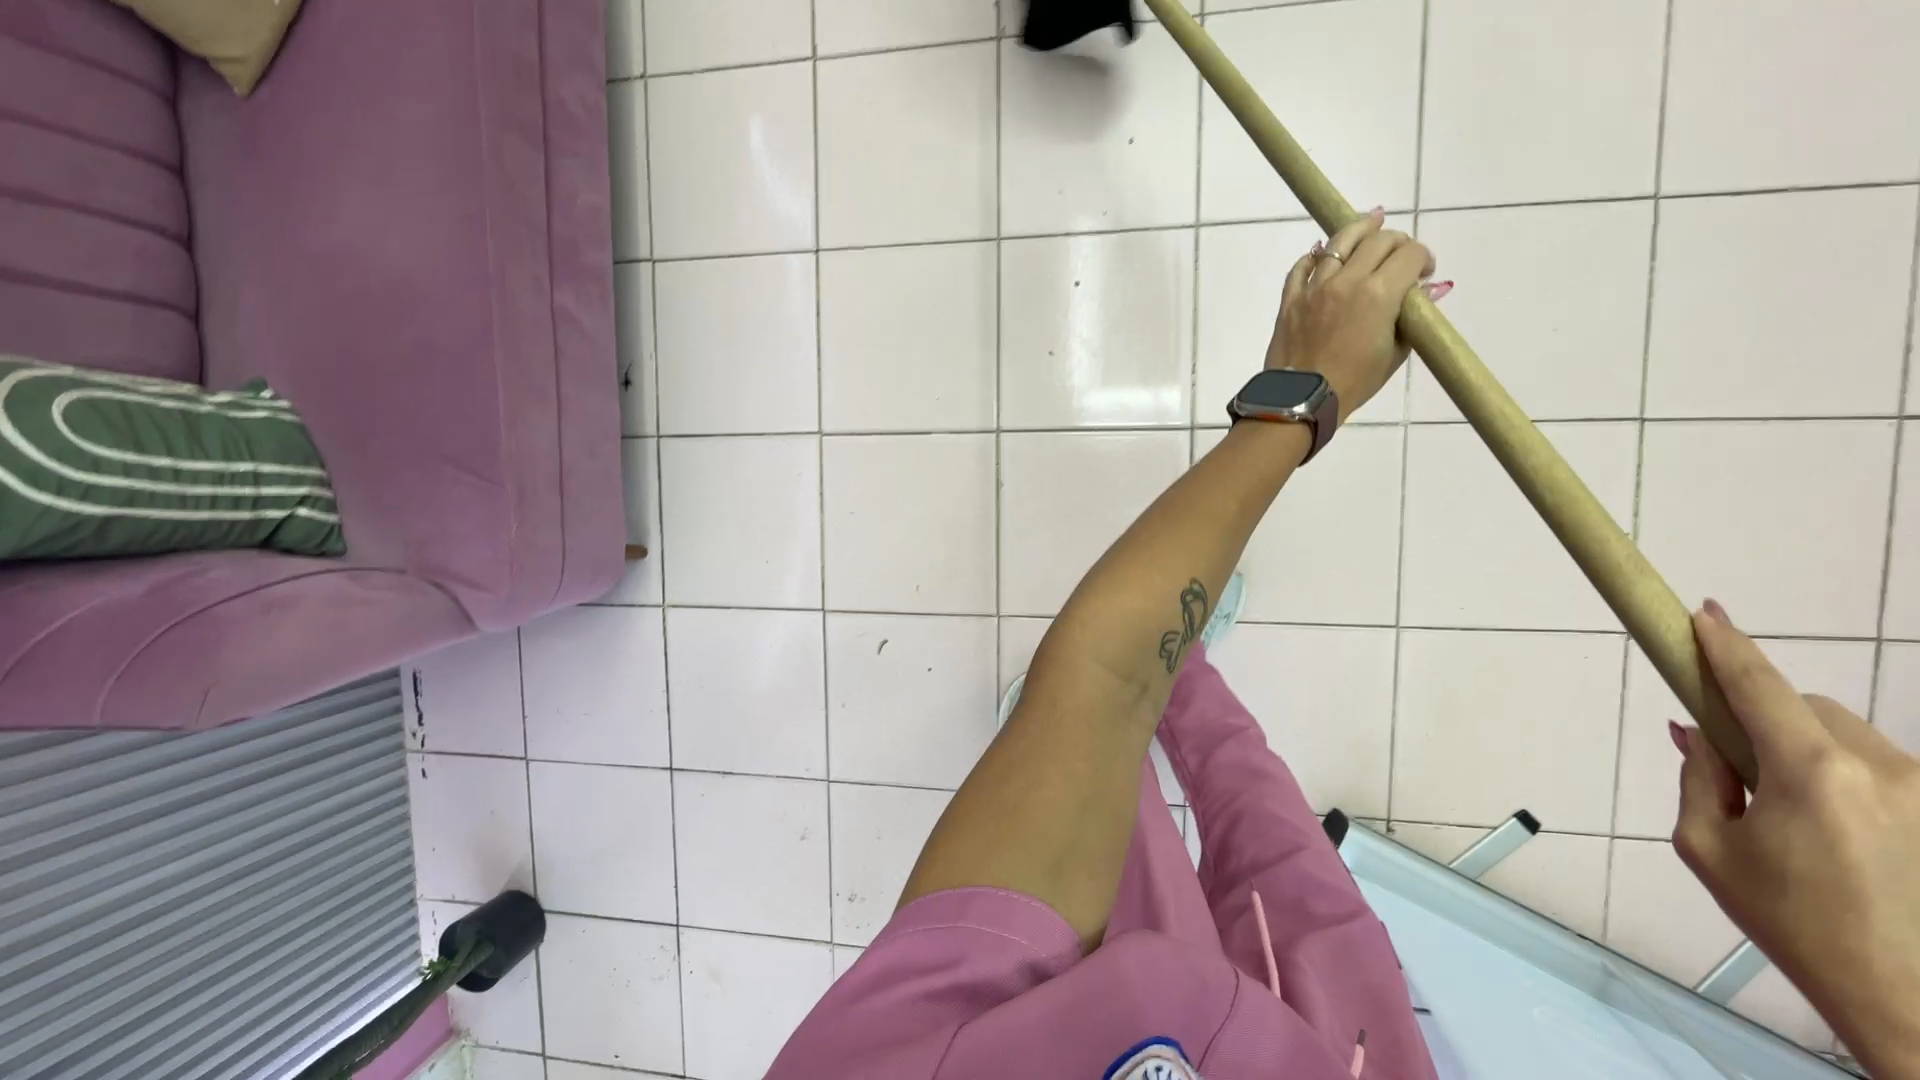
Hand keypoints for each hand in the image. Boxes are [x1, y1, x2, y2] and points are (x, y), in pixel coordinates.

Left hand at [1263, 208, 1443, 422]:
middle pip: (1378, 240)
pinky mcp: (1290, 298)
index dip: (1424, 258)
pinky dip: (1316, 256)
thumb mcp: (1395, 352)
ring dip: (1360, 230)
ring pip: (1338, 242)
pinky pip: (1303, 266)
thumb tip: (1430, 289)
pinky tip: (1324, 254)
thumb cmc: (1354, 382)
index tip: (1424, 272)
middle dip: (1397, 242)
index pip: (1410, 254)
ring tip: (1372, 222)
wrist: (1301, 400)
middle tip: (1401, 255)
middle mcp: (1347, 281)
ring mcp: (1314, 287)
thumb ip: (1412, 315)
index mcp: (1379, 294)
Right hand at [1673, 600, 1919, 1077]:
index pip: (1757, 685)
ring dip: (1811, 751)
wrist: (1907, 997)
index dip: (1724, 645)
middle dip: (1767, 719)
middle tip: (1743, 766)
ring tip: (1802, 818)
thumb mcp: (1708, 848)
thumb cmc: (1790, 922)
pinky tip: (1847, 835)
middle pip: (1807, 706)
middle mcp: (1881, 766)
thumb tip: (1695, 731)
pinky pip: (1882, 767)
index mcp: (1811, 772)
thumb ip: (1700, 778)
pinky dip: (1848, 778)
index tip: (1701, 612)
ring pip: (1847, 735)